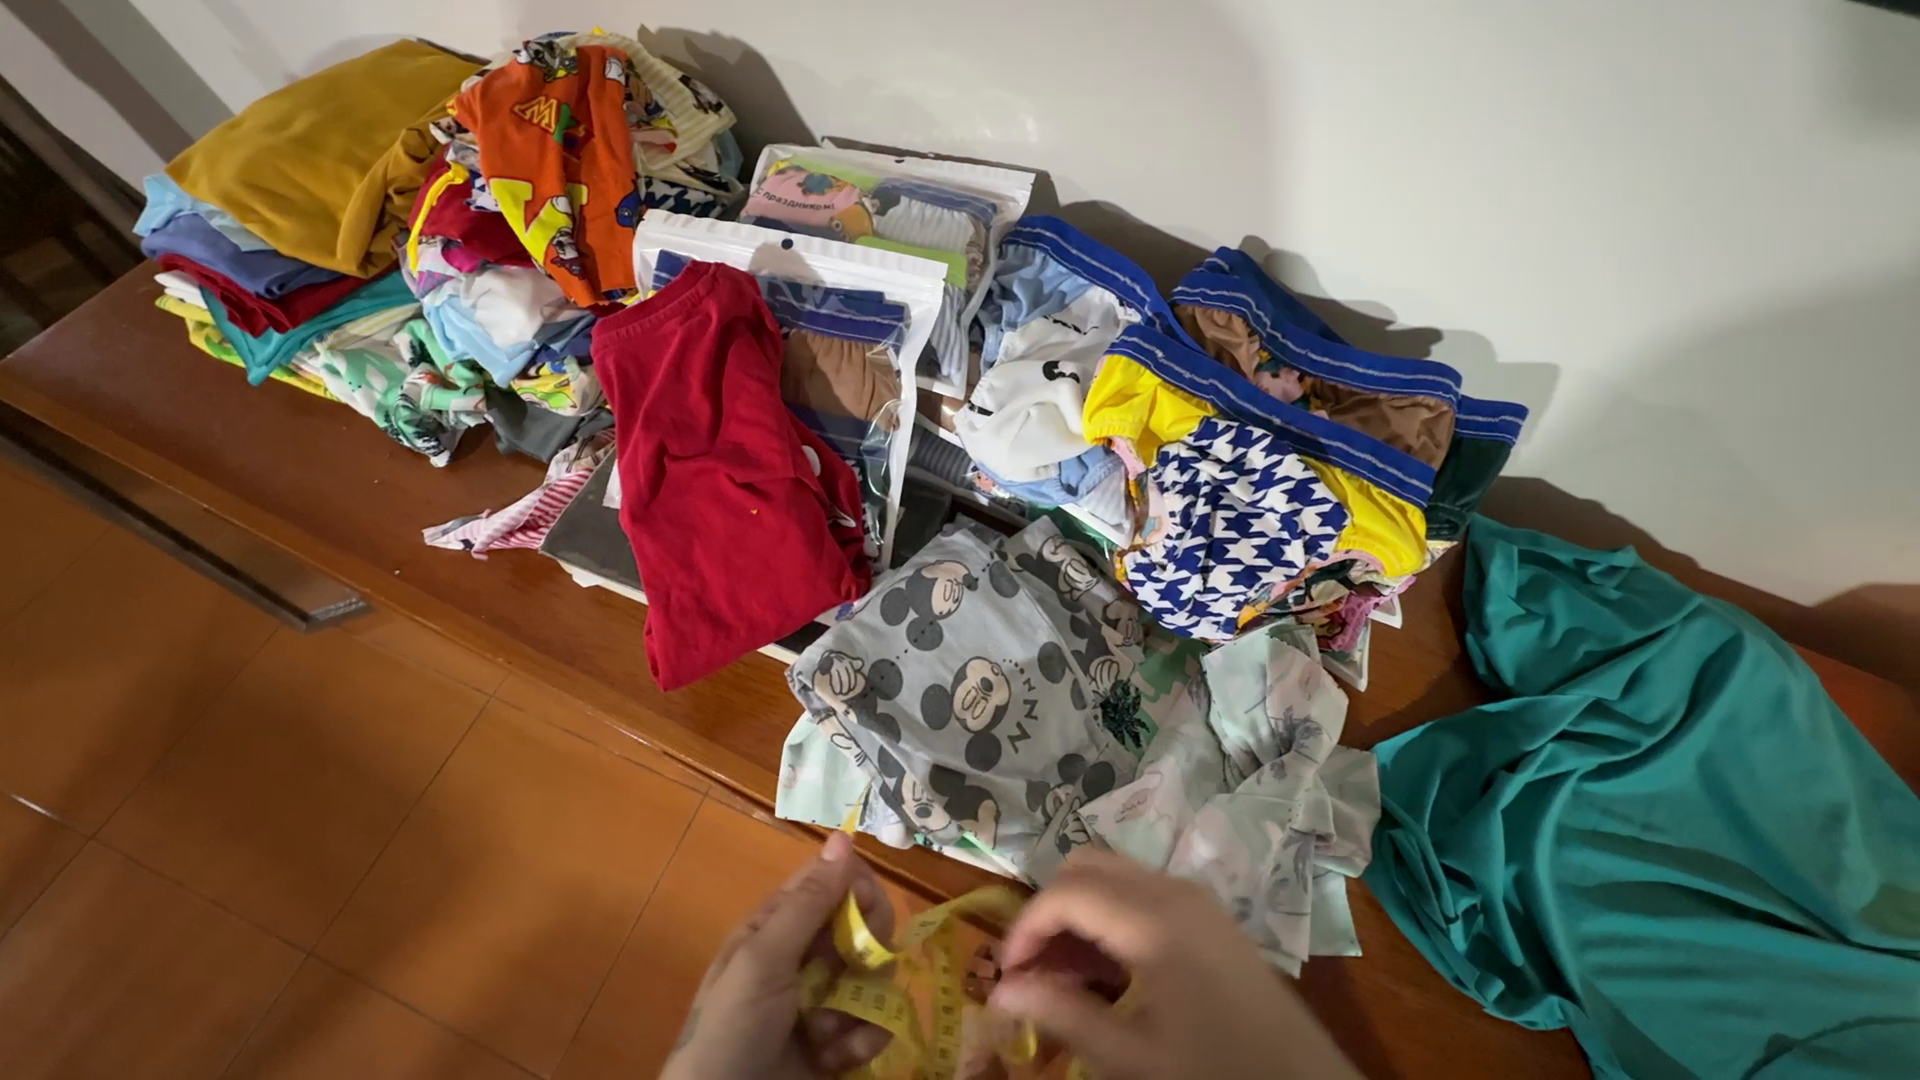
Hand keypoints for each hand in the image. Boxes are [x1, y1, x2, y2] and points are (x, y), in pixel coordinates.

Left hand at [660, 831, 895, 1079]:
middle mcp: (808, 954)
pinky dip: (865, 1040)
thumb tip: (844, 835)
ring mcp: (826, 998)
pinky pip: (876, 1021)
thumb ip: (808, 902)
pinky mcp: (842, 1041)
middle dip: (869, 948)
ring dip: (862, 1004)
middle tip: (858, 969)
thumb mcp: (762, 962)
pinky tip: (839, 1059)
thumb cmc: (730, 1033)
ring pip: (876, 974)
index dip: (858, 888)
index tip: (867, 910)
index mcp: (781, 925)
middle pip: (864, 924)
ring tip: (829, 1034)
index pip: (834, 879)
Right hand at [987, 851, 1361, 1079]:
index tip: (1007, 974)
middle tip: (1035, 968)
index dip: (1025, 927)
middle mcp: (1171, 888)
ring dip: (1078, 911)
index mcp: (1154, 916)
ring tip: (1065, 974)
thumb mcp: (1134, 1057)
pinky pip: (1140, 891)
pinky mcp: (1207, 913)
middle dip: (1049, 908)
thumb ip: (1063, 1015)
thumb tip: (1000, 992)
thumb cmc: (1217, 1073)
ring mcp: (1194, 896)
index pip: (1065, 893)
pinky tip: (1107, 971)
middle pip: (1086, 866)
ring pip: (1112, 874)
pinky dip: (1109, 916)